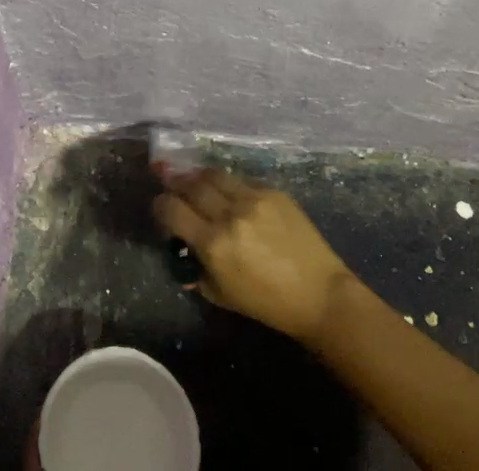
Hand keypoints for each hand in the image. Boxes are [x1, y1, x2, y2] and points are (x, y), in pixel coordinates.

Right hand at [152, 167, 354, 342]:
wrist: (319, 294)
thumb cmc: (266, 303)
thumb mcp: (219, 293)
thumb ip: (195, 267)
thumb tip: (181, 245)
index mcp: (213, 243)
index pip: (171, 209)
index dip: (159, 206)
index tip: (160, 209)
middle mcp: (230, 214)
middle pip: (189, 183)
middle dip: (175, 182)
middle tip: (168, 182)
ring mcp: (254, 199)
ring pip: (214, 174)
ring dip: (199, 176)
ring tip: (194, 181)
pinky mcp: (274, 192)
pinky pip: (241, 180)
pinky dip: (229, 184)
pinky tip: (228, 192)